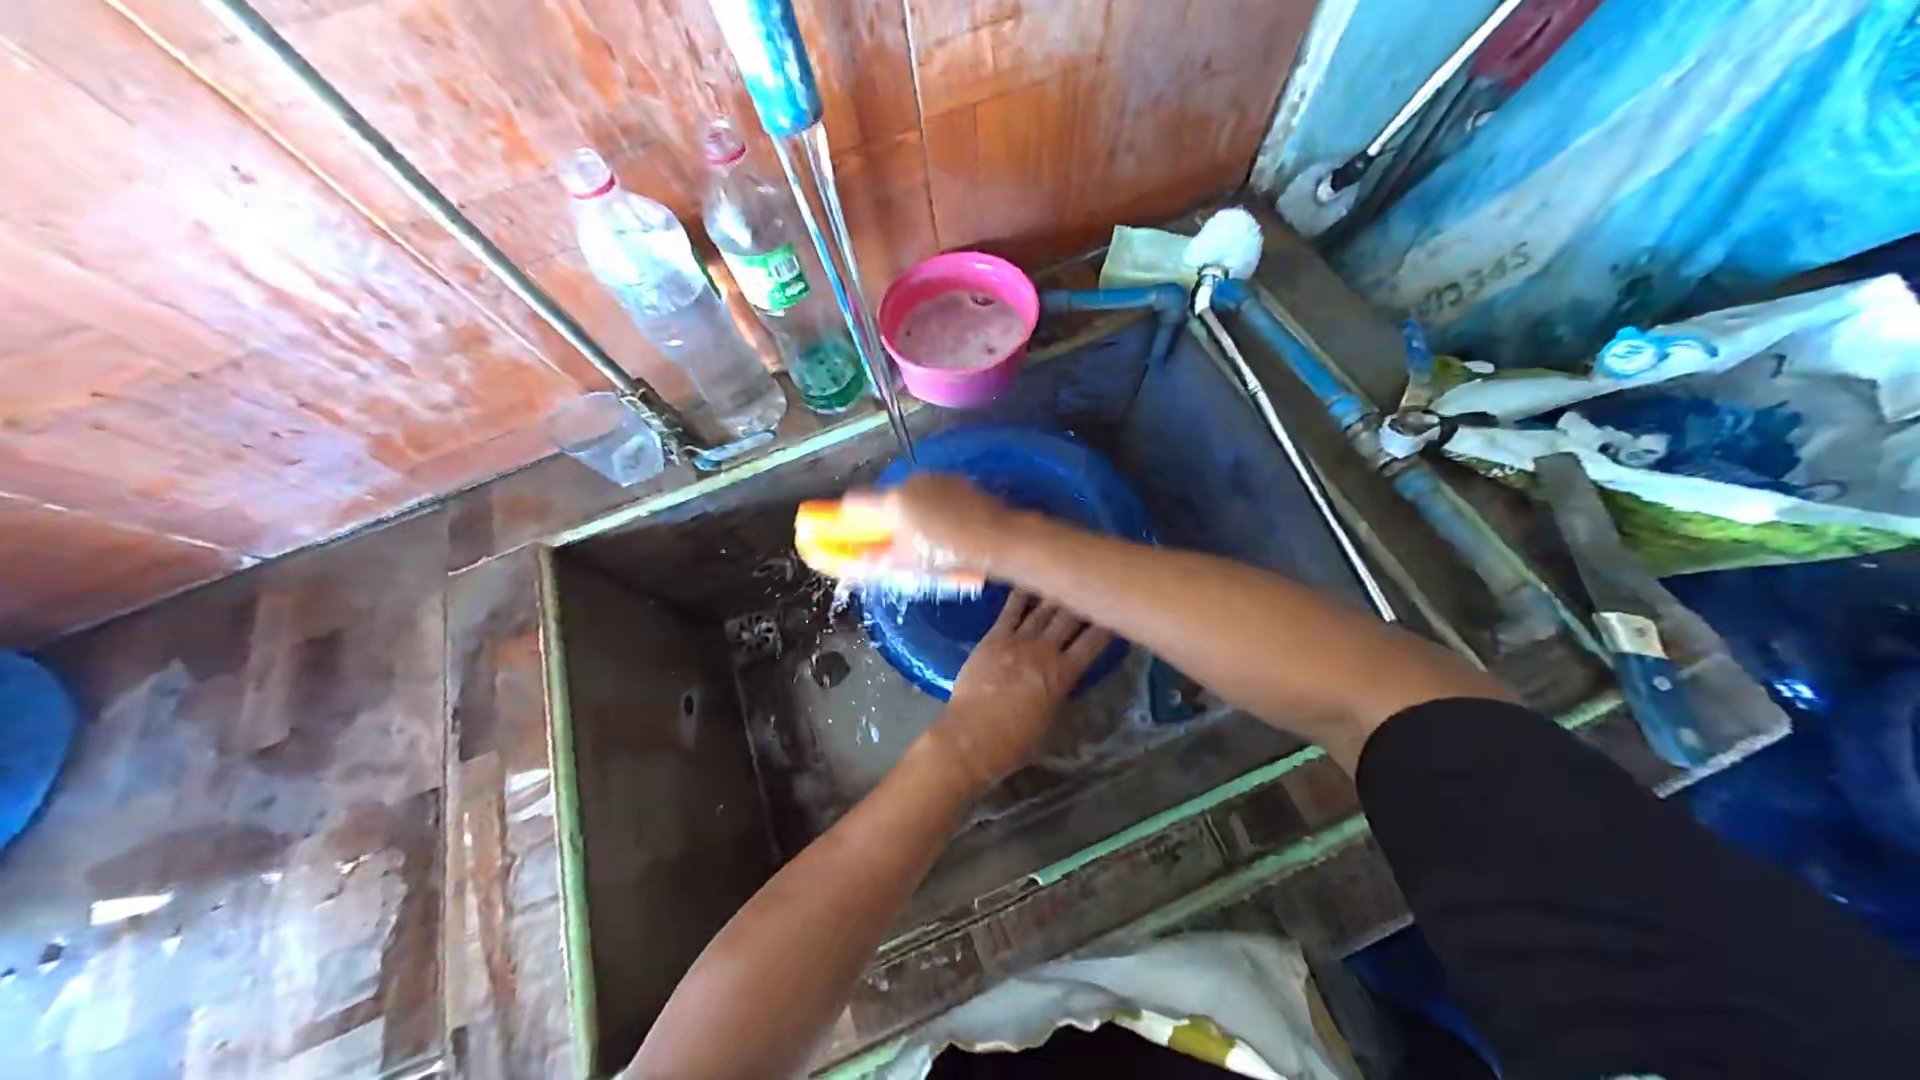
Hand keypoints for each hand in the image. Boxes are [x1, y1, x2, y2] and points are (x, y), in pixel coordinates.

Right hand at [841, 473, 1019, 574]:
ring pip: (910, 495)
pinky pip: (933, 493)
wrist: (997, 538)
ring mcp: (934, 478)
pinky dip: (933, 506)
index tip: (849, 529)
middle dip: (886, 518)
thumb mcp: (909, 563)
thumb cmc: (948, 554)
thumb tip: (857, 563)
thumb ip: (878, 560)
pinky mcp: (955, 480)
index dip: (847, 516)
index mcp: (893, 502)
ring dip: (911, 512)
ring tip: (928, 537)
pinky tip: (948, 526)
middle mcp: (909, 483)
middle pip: (885, 498)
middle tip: (896, 542)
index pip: (854, 502)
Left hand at [928, 590, 1113, 789]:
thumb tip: (1068, 686)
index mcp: (1065, 674)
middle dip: (1084, 597)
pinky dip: (1021, 593)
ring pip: (1043, 609)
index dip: (1109, 624)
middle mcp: (1045, 650)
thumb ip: (1063, 697)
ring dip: (1057, 590)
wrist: (973, 736)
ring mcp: (1018, 640)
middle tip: (1095, 579)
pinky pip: (1010, 610)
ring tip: (1068, 571)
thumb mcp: (1052, 724)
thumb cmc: (1016, 741)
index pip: (1095, 642)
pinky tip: (1028, 575)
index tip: (1119, 609)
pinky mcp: (994, 637)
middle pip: (1071, 617)